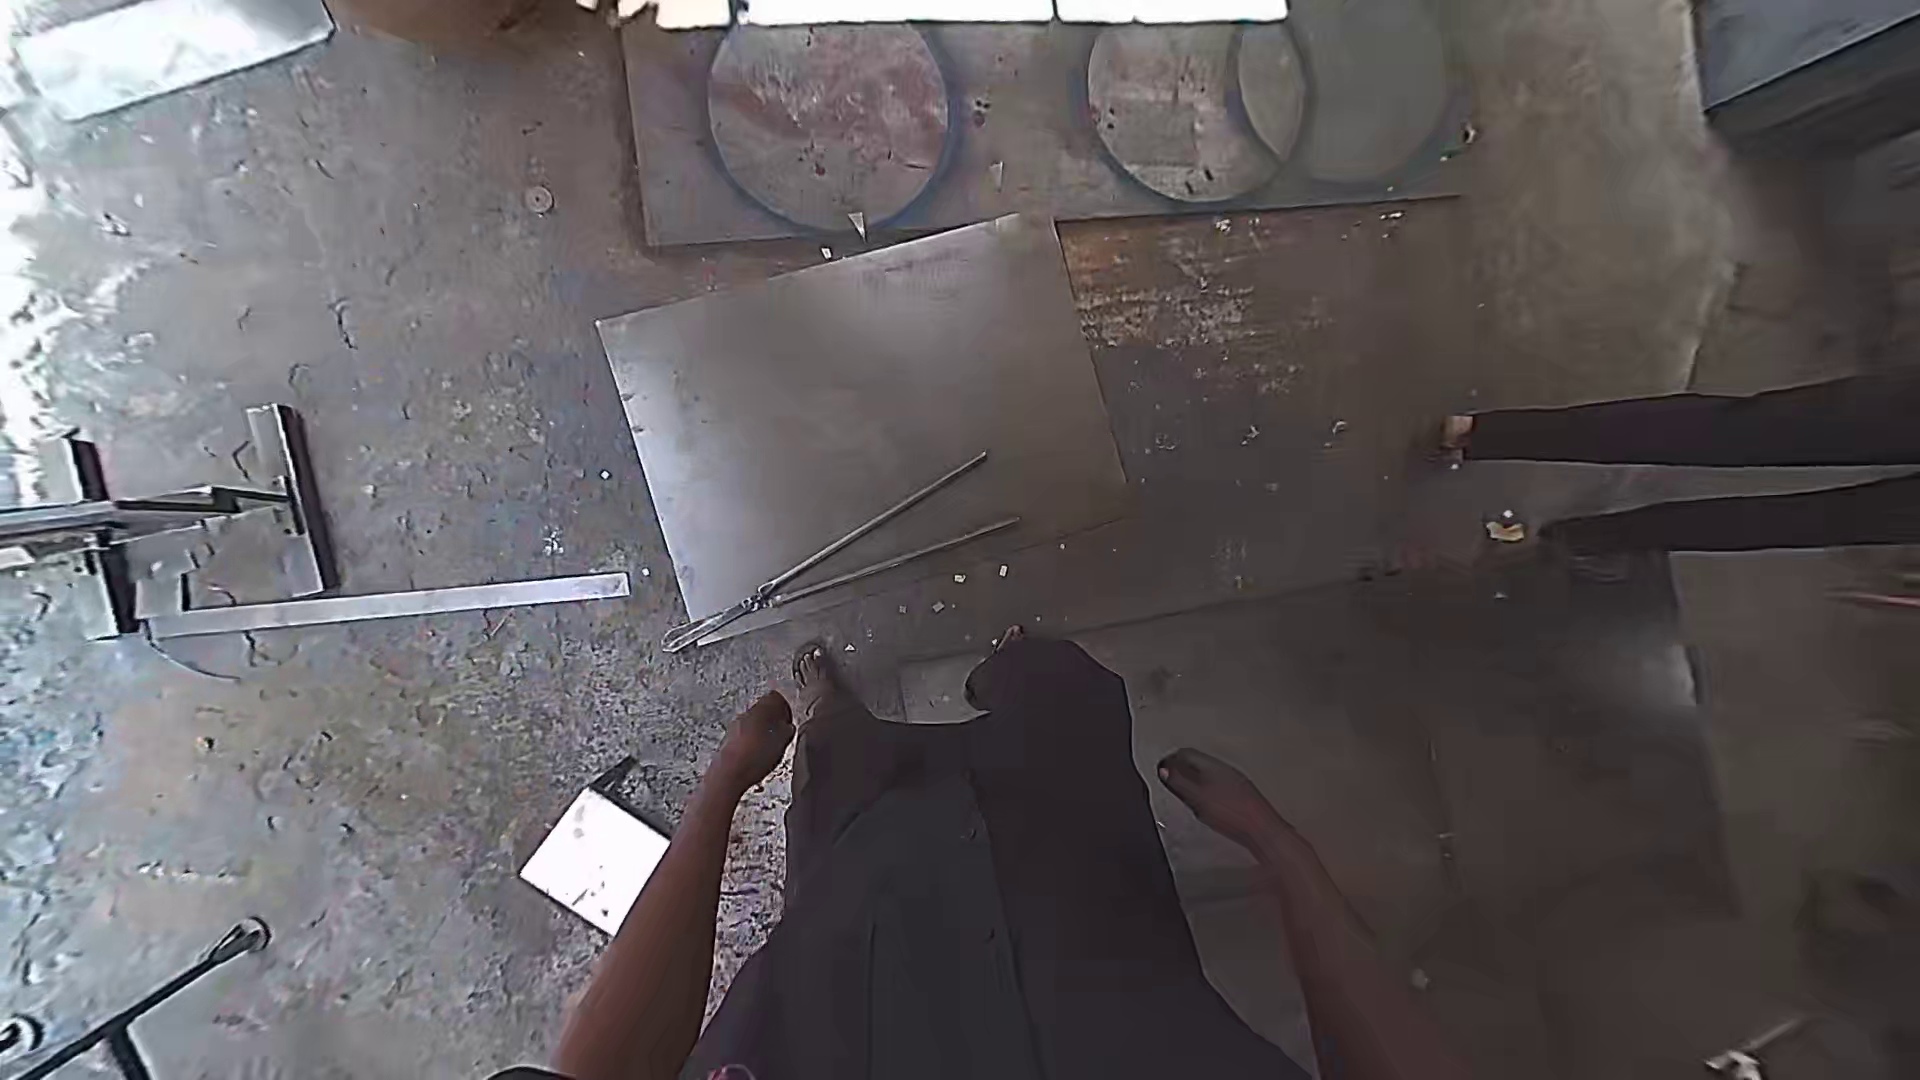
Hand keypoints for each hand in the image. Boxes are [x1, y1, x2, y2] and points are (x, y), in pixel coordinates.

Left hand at [707, 691, 794, 798]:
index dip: (785, 708)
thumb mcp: (784, 741)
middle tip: (782, 734)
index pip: (776, 698)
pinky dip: (751, 743)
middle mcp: (747, 713)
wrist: (730, 774)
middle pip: (763, 710)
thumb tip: (788, 727)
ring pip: (753, 723)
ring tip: (770, 748)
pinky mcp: (728, 742)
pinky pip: (744, 737)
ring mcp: (735, 727)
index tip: (790, 719)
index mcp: (762, 706)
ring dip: (761, 732)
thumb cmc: (757, 754)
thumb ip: (788, 729)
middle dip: (773, 720)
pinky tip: (757, 756)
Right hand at [1157, 748, 1301, 859]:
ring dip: (1194, 781)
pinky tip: (1207, 807)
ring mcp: (1237, 783)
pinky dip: (1207, 791)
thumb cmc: (1229, 813)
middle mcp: (1225, 769)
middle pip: (1197, 762)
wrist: (1264, 833)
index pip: (1186, 752)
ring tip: (1186, 796)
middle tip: (1171, 783)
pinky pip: (1218, 786)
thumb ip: (1178, 782)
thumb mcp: (1197, 798)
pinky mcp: (1244, 797)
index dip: (1170, 759)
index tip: (1160, 772)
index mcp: (1212, 765)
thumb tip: (1163, 768)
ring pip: (1208, 775)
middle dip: (1182, 770)